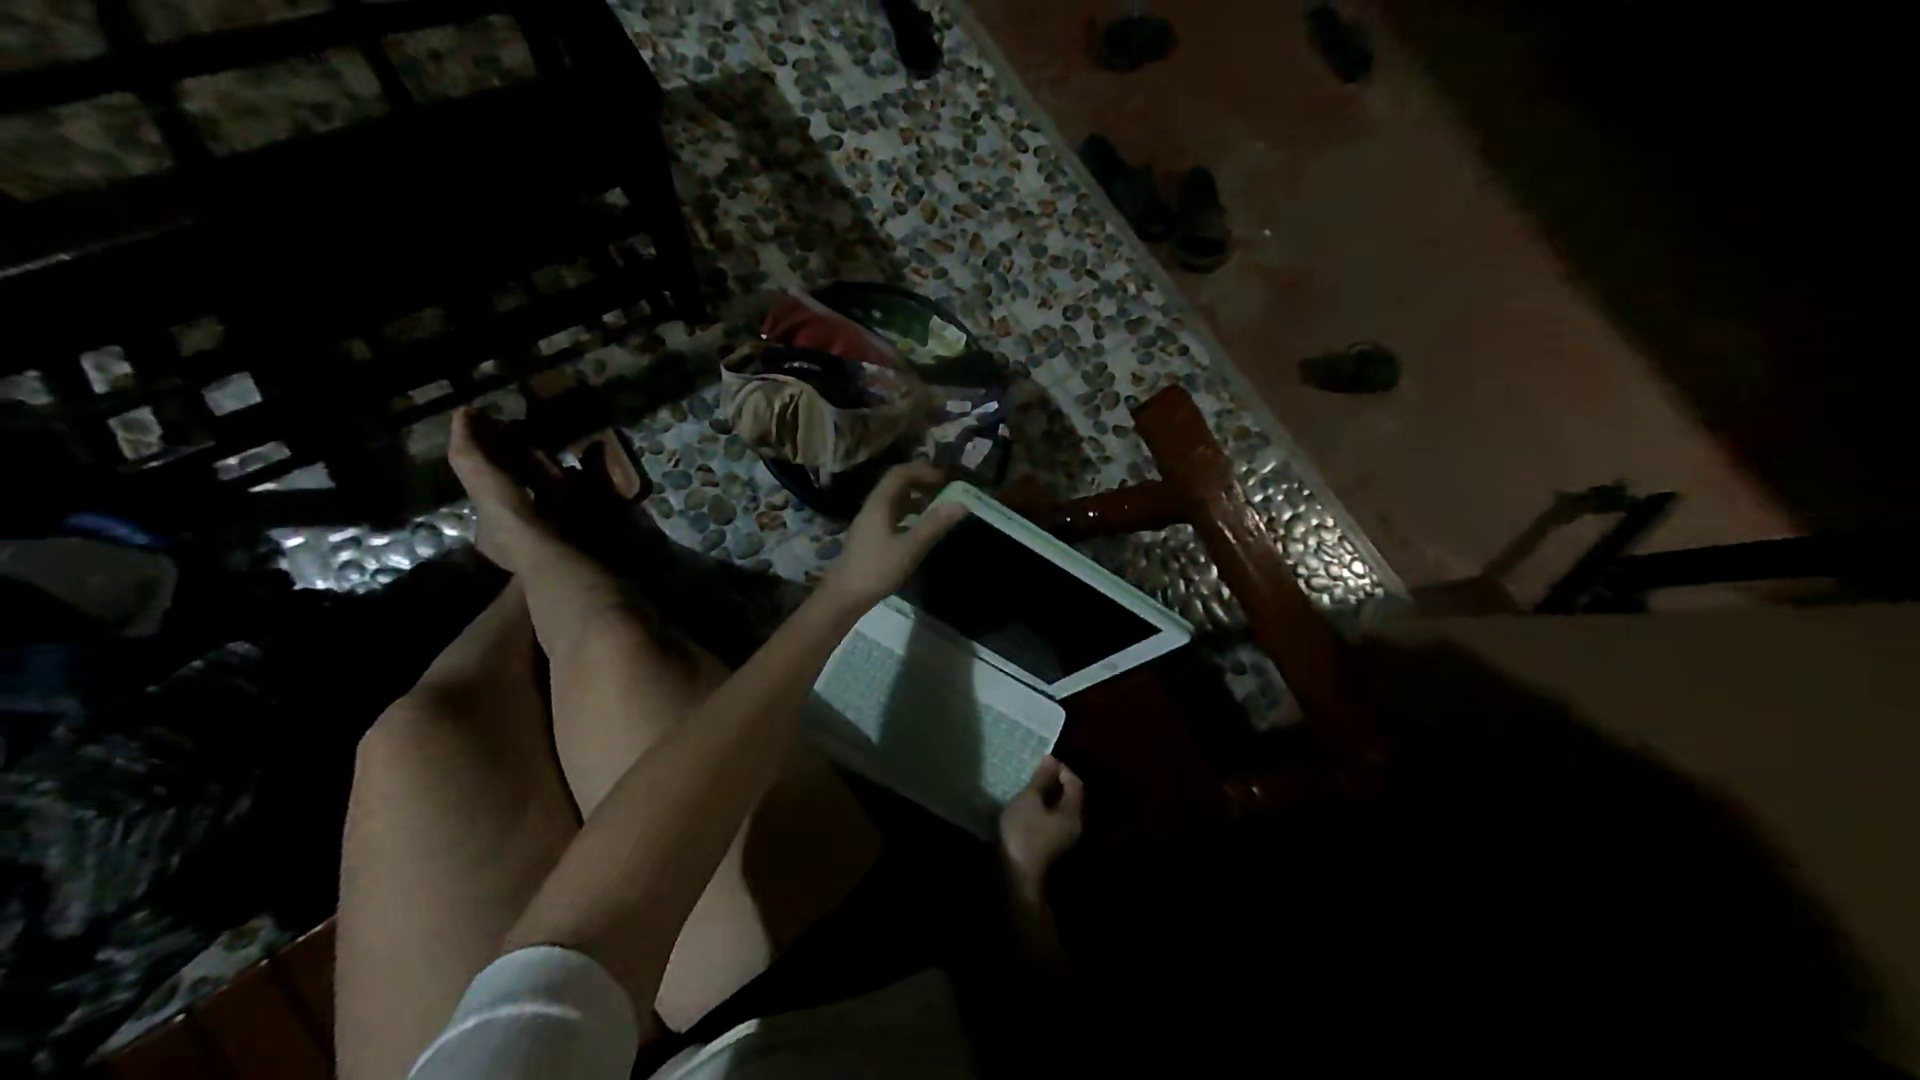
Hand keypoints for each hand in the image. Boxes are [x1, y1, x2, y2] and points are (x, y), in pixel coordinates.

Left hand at [817, 462, 967, 611]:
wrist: (845, 595)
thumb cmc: (877, 569)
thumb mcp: (910, 548)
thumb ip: (934, 525)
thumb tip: (961, 505)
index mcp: (879, 503)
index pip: (900, 474)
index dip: (923, 471)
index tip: (946, 479)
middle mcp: (873, 507)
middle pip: (897, 484)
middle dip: (921, 482)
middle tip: (945, 489)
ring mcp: (870, 522)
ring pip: (895, 500)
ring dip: (916, 498)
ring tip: (938, 506)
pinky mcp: (871, 536)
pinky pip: (893, 515)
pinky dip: (910, 514)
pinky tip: (921, 528)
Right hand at [999, 756, 1084, 898]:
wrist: (1015, 877)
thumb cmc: (1023, 833)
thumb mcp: (1029, 800)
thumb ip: (1041, 779)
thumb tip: (1051, 759)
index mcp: (1073, 813)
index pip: (1075, 784)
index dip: (1061, 769)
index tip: (1043, 761)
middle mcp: (1074, 825)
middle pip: (1069, 796)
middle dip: (1054, 781)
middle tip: (1034, 771)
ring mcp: (1063, 837)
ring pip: (1059, 808)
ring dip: (1046, 794)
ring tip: (1028, 785)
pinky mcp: (1051, 845)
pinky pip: (1051, 818)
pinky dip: (1042, 807)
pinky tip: (1026, 806)